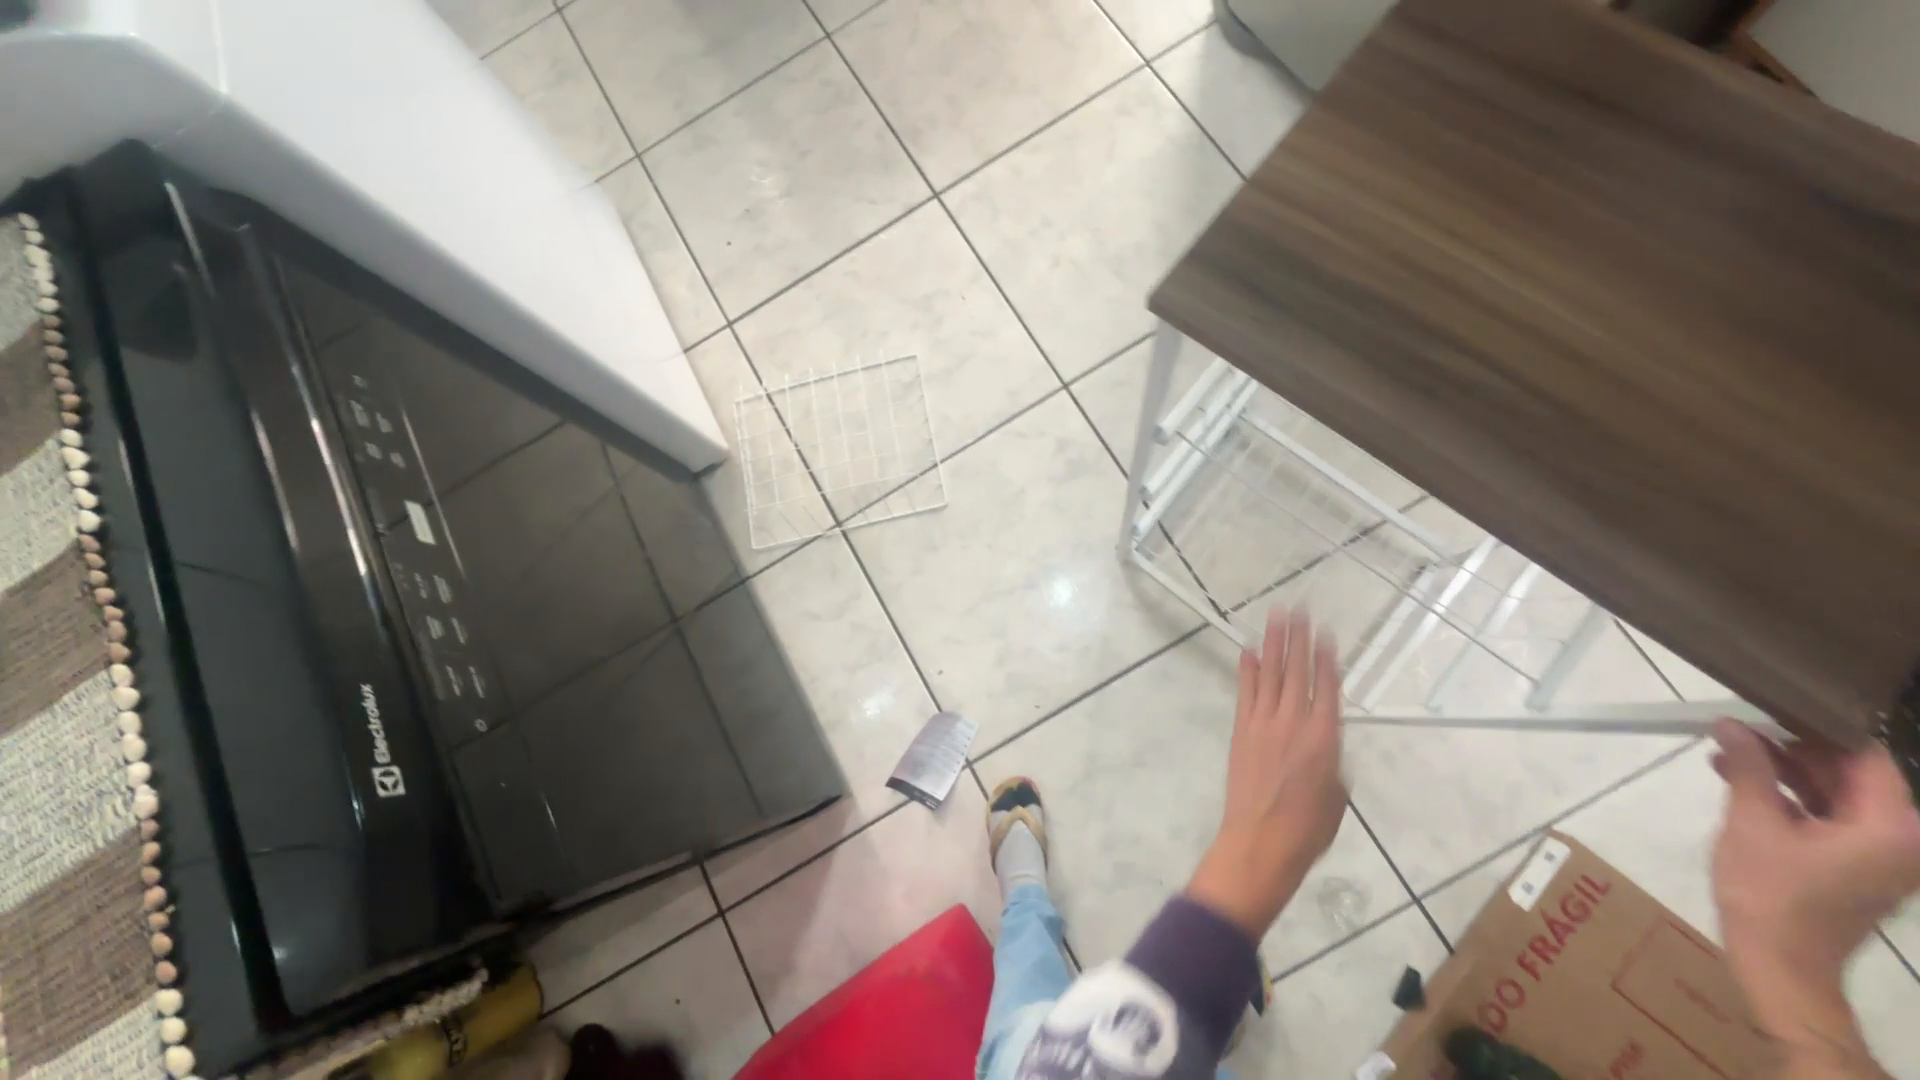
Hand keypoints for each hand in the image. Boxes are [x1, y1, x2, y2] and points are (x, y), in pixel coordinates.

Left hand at [1186, 610, 1347, 940]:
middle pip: (1296, 672)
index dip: (1326, 659)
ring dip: (1273, 644)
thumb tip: (1322, 747)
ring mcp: (1263, 725)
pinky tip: (1248, 651)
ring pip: (1270, 675)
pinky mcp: (1241, 732)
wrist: (1260, 843)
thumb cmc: (1307, 830)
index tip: (1327, 633)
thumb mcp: (1335, 795)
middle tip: (1299, 609)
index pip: (1326, 688)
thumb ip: (1331, 762)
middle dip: (1298, 639)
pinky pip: (1245, 694)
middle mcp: (1294, 723)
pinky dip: (1247, 670)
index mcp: (1325, 739)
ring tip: (1276, 617)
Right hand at [1710, 718, 1919, 1074]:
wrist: (1781, 963)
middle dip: (1792, 750)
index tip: (1769, 707)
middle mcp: (1900, 838)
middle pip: (1851, 774)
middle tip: (1738, 730)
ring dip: (1784, 773)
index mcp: (1890, 826)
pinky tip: (1742, 784)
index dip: (1817, 728)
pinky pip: (1829, 818)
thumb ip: (1749, 768)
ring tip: (1728, 754)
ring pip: (1835, 794)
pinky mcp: (1857, 866)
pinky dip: (1790, 799)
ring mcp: (1881, 855)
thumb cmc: (1770, 892)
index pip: (1865, 755)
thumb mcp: (1752, 823)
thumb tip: (1731, 724)